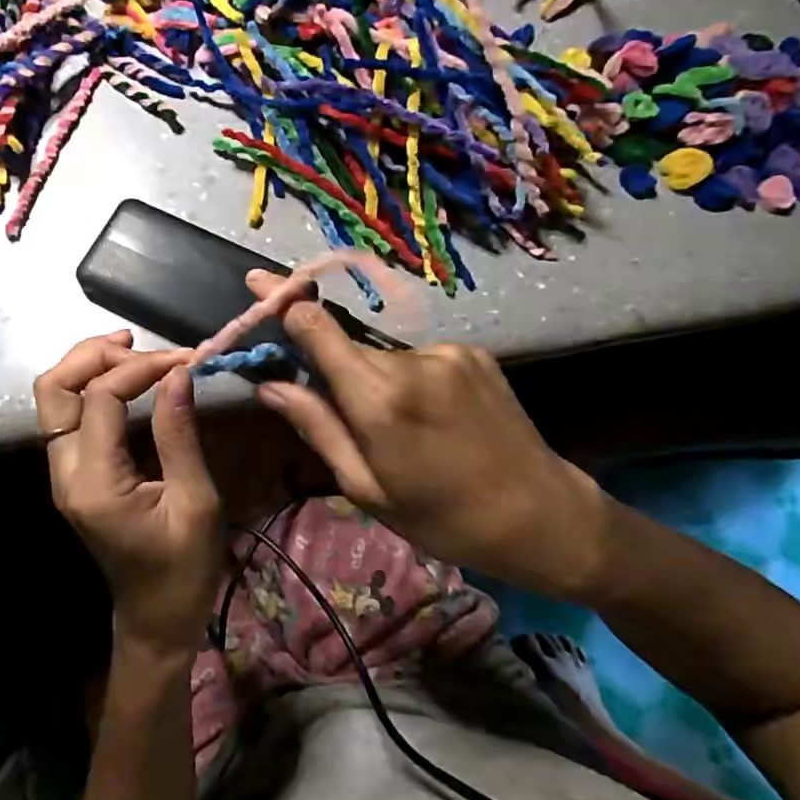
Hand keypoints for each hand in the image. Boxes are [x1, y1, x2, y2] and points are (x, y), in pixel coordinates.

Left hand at [35, 331, 222, 653]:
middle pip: (53, 389)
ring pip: (55, 399)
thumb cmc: (183, 570)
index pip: (101, 398)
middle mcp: (66, 473)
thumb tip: (179, 374)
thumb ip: (180, 436)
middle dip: (93, 355)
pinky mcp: (75, 475)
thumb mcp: (195, 503)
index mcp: (94, 484)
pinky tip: (128, 380)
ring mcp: (64, 474)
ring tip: (136, 352)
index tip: (187, 360)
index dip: (143, 368)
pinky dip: (94, 387)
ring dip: (90, 366)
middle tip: (141, 345)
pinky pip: (70, 416)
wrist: (155, 619)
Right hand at [244, 272, 614, 601]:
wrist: (542, 516)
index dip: (284, 299)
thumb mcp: (365, 487)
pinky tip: (432, 419)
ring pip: (383, 355)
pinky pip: (418, 358)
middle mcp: (412, 359)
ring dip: (374, 381)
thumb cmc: (442, 517)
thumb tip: (267, 385)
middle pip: (348, 345)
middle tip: (349, 421)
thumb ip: (315, 426)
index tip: (258, 282)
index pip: (317, 326)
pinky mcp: (474, 353)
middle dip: (333, 369)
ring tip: (404, 432)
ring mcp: (449, 351)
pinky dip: (408, 380)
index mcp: (379, 397)